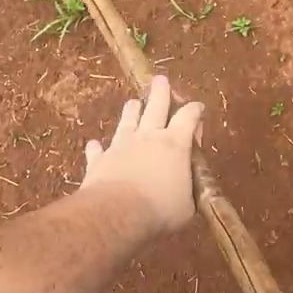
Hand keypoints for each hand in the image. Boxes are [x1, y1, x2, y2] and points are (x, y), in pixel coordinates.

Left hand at [80, 75, 203, 235]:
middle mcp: (149, 137)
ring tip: (133, 102)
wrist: (116, 213)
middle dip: (161, 92)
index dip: (195, 110)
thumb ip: (191, 190)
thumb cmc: (161, 208)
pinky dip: (97, 147)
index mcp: (175, 144)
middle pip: (156, 107)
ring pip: (127, 121)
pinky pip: (98, 150)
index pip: (189, 117)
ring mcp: (121, 146)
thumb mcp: (189, 203)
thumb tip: (192, 186)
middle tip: (160, 79)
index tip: (198, 106)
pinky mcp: (100, 160)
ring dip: (131, 111)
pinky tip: (95, 144)